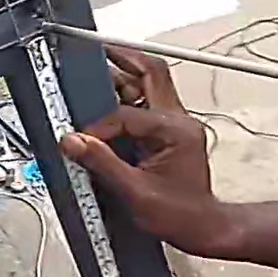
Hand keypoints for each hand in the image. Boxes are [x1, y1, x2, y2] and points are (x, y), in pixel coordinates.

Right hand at [59, 49, 240, 257]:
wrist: (205, 228)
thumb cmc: (179, 214)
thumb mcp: (135, 192)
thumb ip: (100, 163)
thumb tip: (71, 140)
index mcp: (175, 131)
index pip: (124, 114)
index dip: (96, 126)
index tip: (78, 141)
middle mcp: (177, 121)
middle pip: (150, 72)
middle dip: (121, 57)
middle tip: (92, 48)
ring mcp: (173, 123)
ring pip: (146, 82)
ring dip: (119, 74)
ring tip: (90, 69)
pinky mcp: (164, 130)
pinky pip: (142, 100)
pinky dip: (119, 93)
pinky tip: (99, 97)